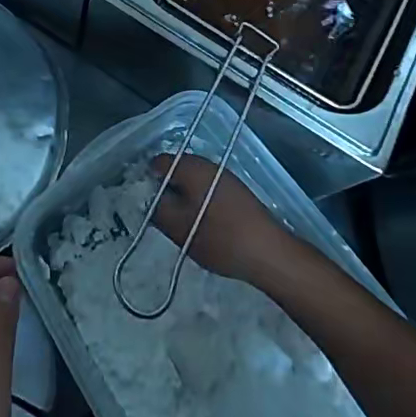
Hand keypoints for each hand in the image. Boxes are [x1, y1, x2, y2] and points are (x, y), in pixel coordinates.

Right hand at [148, 154, 302, 286]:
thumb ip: (156, 209)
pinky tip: (202, 224)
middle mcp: (209, 165)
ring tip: (182, 223)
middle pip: (176, 170)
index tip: (146, 202)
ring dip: (183, 198)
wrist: (269, 253)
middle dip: (166, 190)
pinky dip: (200, 203)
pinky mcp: (237, 192)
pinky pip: (208, 190)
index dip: (147, 180)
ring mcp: (225, 177)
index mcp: (192, 167)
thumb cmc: (220, 238)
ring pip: (193, 182)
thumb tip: (147, 199)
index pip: (158, 162)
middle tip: (162, 215)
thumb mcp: (178, 227)